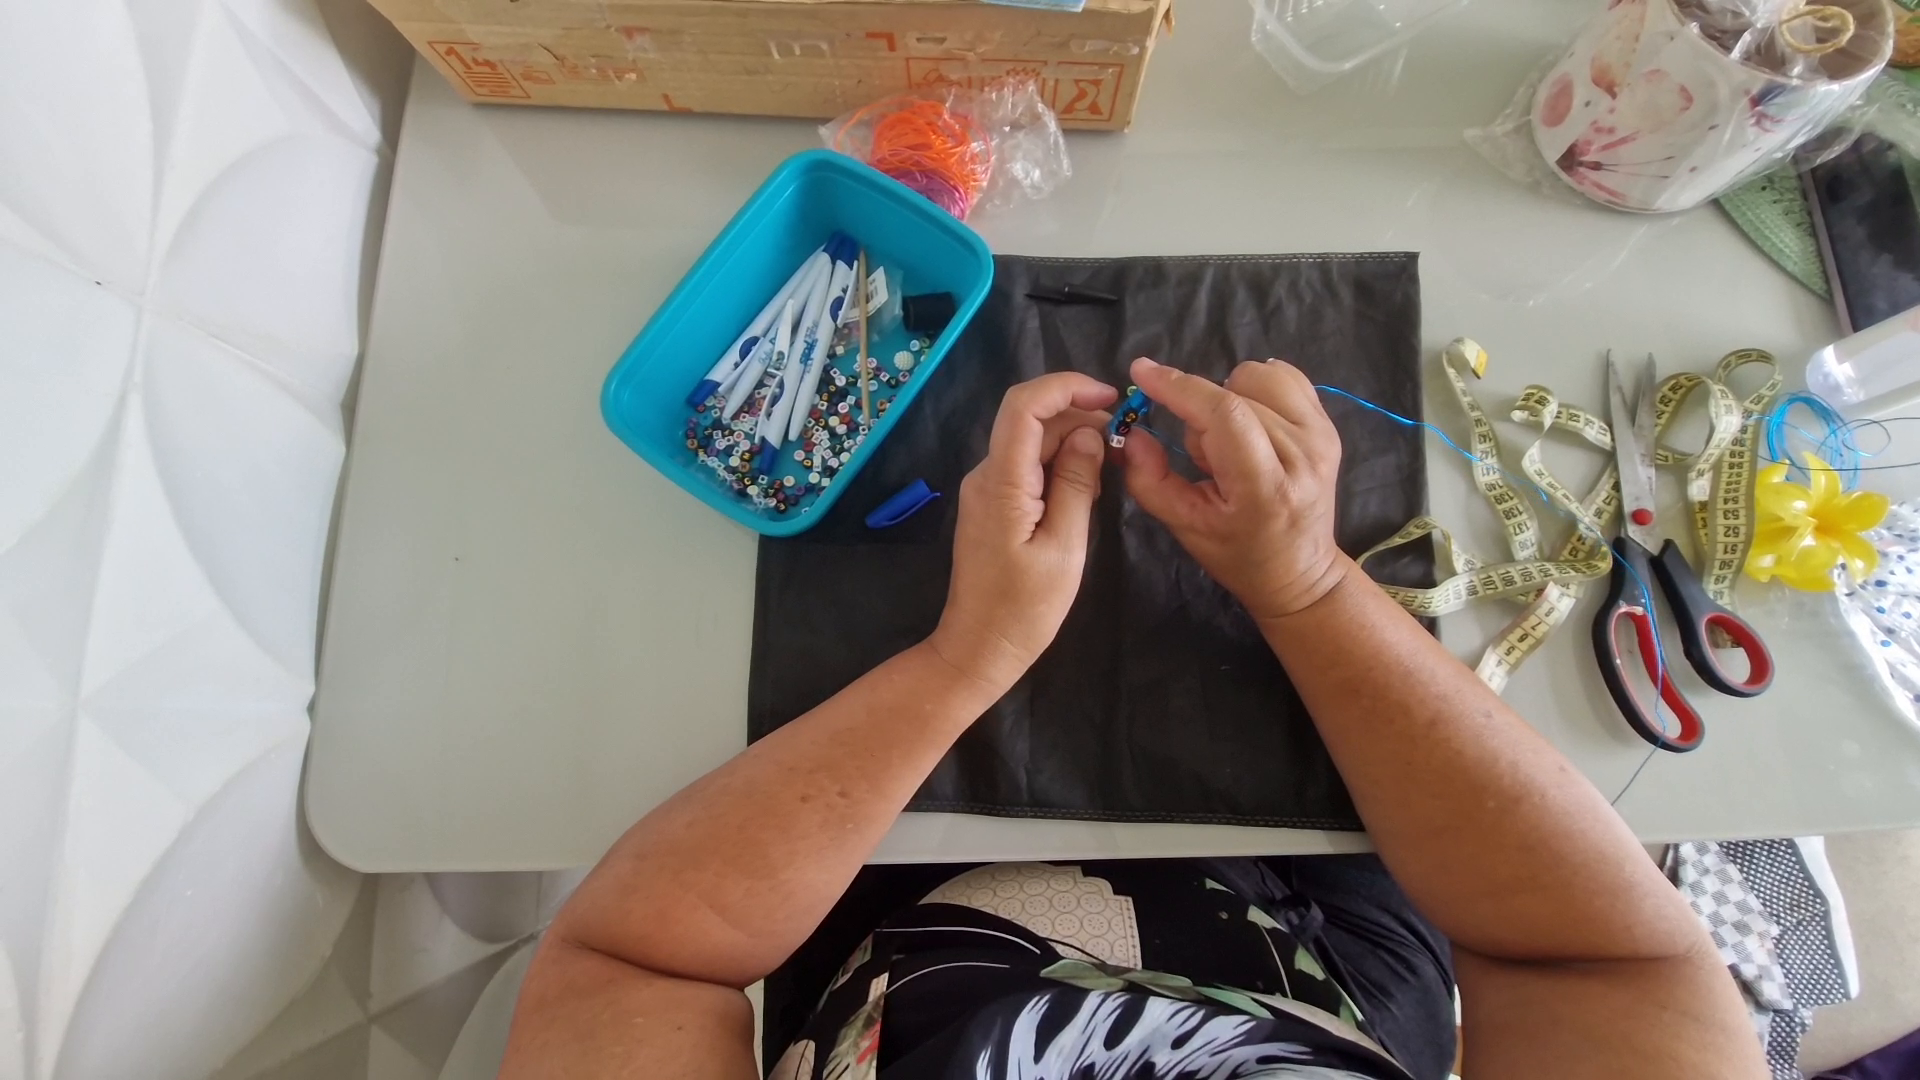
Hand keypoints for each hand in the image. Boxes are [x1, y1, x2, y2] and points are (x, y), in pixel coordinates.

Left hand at [929, 373, 1117, 688]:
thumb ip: (1078, 485)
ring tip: (1114, 461)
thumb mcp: (1065, 547)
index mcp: (1001, 481)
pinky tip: (1087, 483)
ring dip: (1072, 440)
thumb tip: (1090, 434)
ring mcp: (985, 489)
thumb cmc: (1025, 608)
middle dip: (1080, 415)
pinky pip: (1026, 467)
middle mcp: (986, 475)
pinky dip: (1058, 464)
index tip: (1111, 399)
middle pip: (1031, 421)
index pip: (1024, 405)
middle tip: (1126, 439)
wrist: (979, 647)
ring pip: (1030, 442)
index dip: (1066, 387)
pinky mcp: (992, 505)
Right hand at [1122, 356, 1348, 623]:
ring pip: (1255, 378)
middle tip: (1201, 456)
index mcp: (1264, 486)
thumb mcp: (1183, 526)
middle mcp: (1302, 452)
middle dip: (1199, 413)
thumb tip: (1131, 433)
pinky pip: (1282, 377)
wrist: (1298, 570)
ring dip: (1227, 400)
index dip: (1179, 387)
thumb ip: (1149, 480)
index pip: (1223, 415)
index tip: (1142, 372)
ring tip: (1228, 442)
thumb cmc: (1235, 554)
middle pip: (1232, 395)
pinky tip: (1249, 424)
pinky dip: (1253, 391)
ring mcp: (1321, 434)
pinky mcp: (1329, 424)